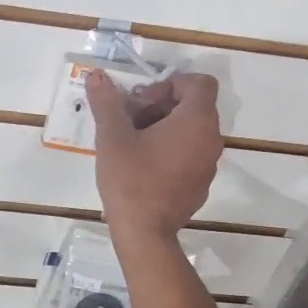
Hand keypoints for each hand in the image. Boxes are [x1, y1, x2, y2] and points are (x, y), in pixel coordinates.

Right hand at [88, 70, 223, 244]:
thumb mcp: (113, 138)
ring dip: (165, 130)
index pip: (198, 83)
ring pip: (192, 132)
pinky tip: (144, 169)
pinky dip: (171, 153)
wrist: (144, 231)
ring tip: (134, 145)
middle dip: (162, 106)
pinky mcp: (201, 185)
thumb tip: (96, 75)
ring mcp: (209, 164)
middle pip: (194, 107)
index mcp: (196, 120)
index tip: (142, 100)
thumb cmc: (130, 179)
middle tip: (131, 121)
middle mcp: (211, 138)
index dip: (170, 84)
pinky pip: (190, 156)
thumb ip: (107, 103)